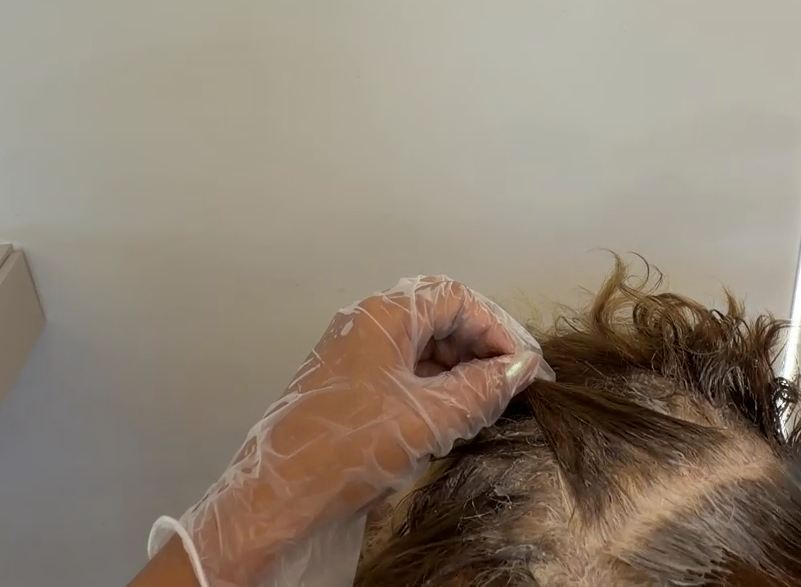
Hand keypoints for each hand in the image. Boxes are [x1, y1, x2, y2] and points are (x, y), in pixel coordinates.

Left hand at [161, 277, 548, 586]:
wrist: (276, 502)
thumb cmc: (344, 449)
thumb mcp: (426, 418)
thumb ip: (481, 389)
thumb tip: (521, 368)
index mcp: (383, 315)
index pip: (454, 298)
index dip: (496, 326)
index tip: (524, 362)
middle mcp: (369, 325)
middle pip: (440, 318)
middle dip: (481, 347)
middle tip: (513, 381)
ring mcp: (358, 356)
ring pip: (425, 347)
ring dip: (461, 370)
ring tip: (488, 403)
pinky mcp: (353, 387)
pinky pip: (407, 373)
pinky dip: (437, 389)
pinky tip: (454, 417)